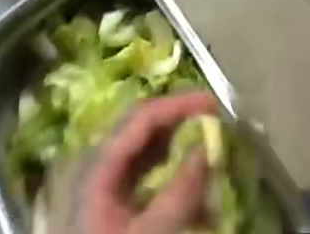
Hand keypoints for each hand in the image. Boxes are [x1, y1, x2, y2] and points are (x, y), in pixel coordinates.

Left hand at [71, 93, 215, 233]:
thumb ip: (179, 193)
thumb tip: (208, 149)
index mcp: (96, 168)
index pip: (142, 117)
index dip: (179, 104)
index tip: (215, 105)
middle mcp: (94, 167)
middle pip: (140, 126)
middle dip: (179, 120)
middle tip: (213, 120)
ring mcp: (99, 186)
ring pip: (142, 148)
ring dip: (177, 145)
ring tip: (209, 150)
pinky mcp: (107, 206)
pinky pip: (141, 174)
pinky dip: (169, 172)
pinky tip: (193, 188)